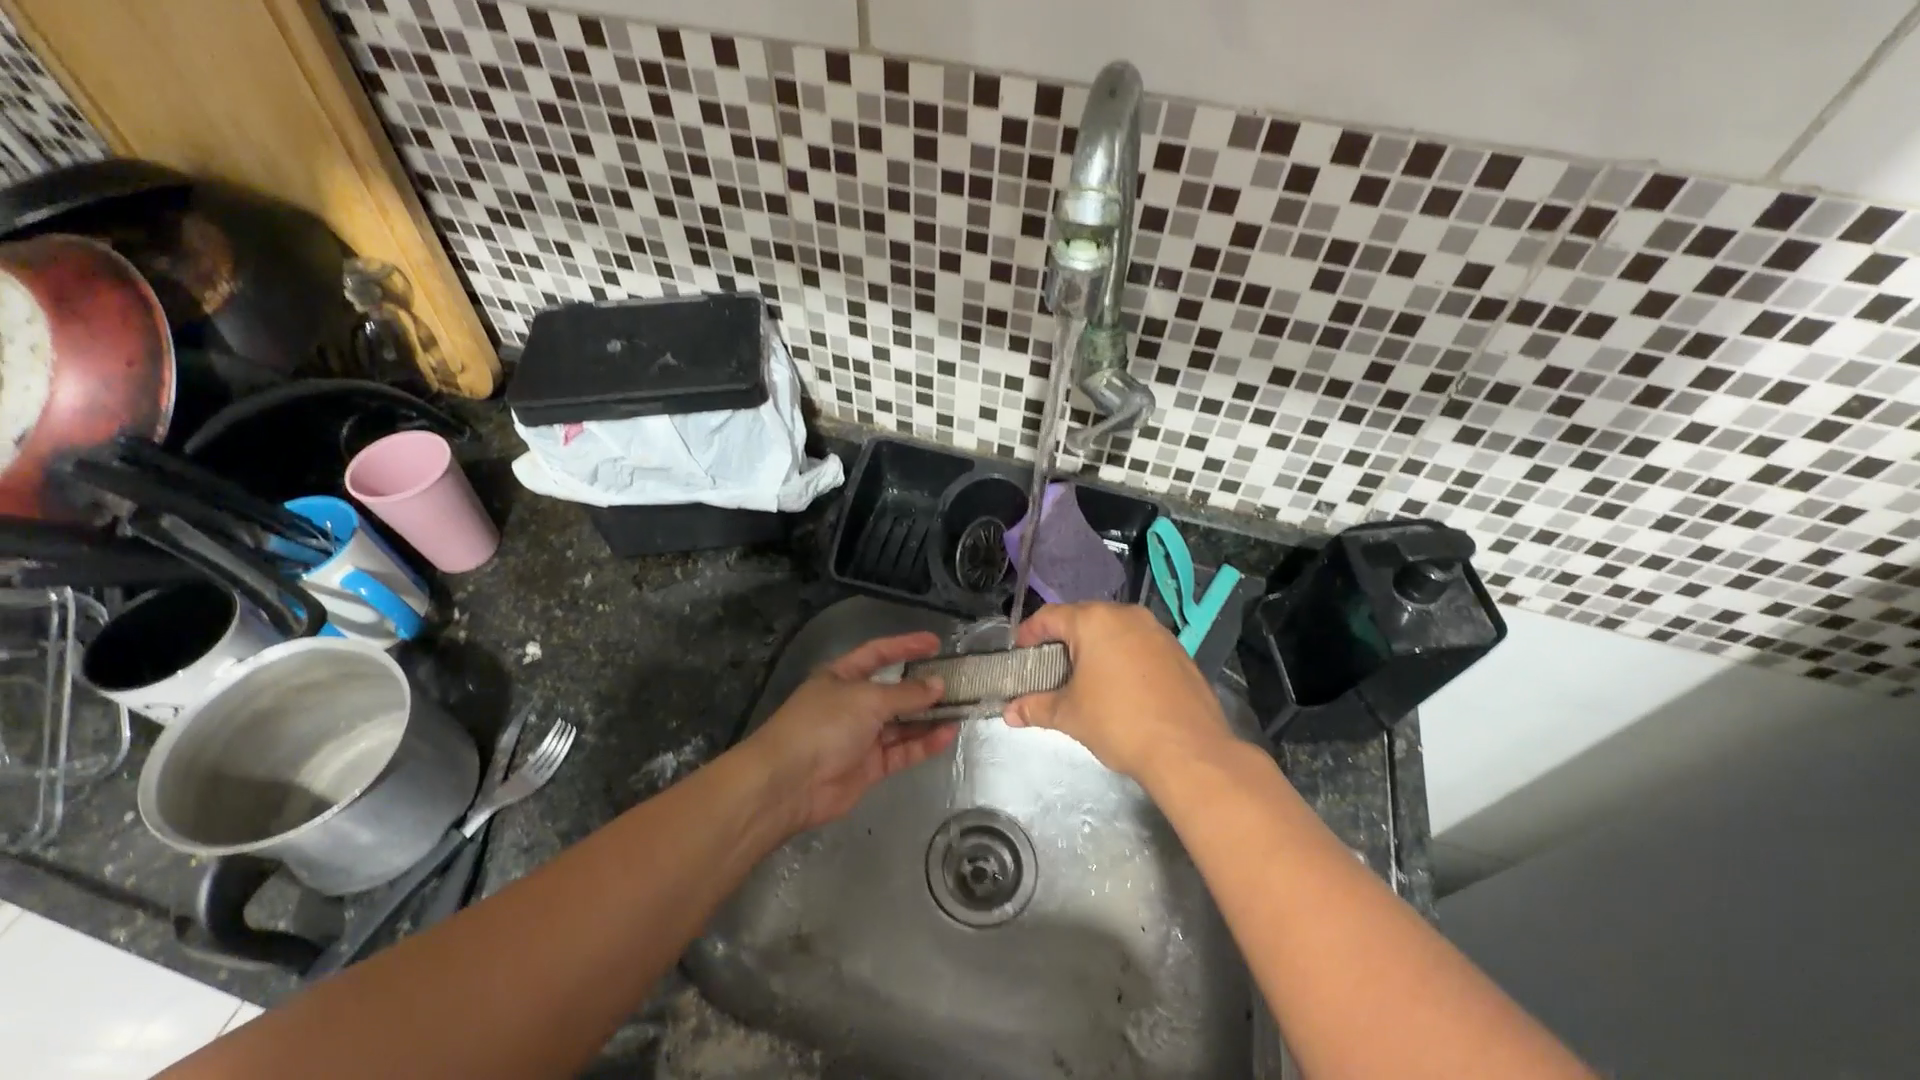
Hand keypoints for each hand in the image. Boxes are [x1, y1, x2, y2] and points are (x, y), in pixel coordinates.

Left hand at [743, 632, 954, 831]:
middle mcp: (852, 704)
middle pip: (893, 691)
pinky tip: (948, 734)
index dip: (905, 646)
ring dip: (929, 717)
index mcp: (841, 677)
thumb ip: (905, 694)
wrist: (789, 783)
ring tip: (962, 708)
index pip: (878, 654)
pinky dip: (924, 743)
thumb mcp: (866, 699)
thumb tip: (938, 685)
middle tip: (958, 682)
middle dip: (923, 687)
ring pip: (902, 724)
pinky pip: (902, 751)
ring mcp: (861, 737)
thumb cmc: (822, 725)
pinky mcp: (870, 767)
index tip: (935, 643)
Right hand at [1004, 602, 1231, 781]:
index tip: (1019, 654)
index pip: (1050, 617)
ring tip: (1082, 681)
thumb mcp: (1069, 715)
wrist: (1188, 750)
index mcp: (1095, 621)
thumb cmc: (1119, 723)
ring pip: (1115, 633)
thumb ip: (1036, 707)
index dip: (1028, 634)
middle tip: (1047, 670)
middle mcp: (1128, 616)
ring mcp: (1158, 632)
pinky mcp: (1178, 652)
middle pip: (1084, 620)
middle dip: (1062, 642)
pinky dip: (1123, 660)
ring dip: (1095, 651)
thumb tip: (1010, 711)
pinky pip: (1140, 647)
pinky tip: (1119, 690)